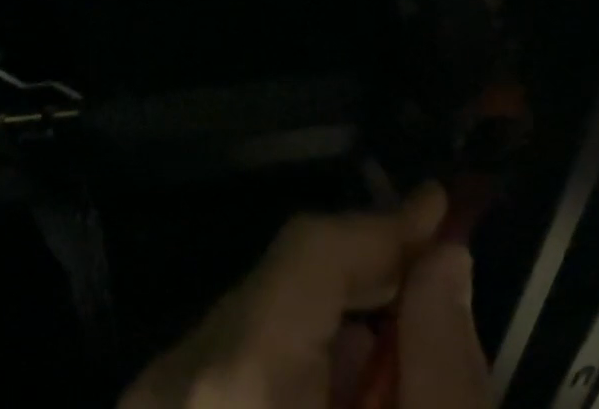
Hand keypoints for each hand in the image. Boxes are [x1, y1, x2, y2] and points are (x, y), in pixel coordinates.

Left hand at [118, 185, 490, 408]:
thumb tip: (444, 264)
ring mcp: (154, 398)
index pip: (307, 251)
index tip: (440, 209)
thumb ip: (442, 367)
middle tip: (436, 275)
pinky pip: (228, 363)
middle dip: (364, 277)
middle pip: (279, 281)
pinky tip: (342, 390)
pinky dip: (290, 364)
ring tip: (397, 353)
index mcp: (238, 382)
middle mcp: (176, 375)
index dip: (379, 223)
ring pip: (255, 321)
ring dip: (330, 326)